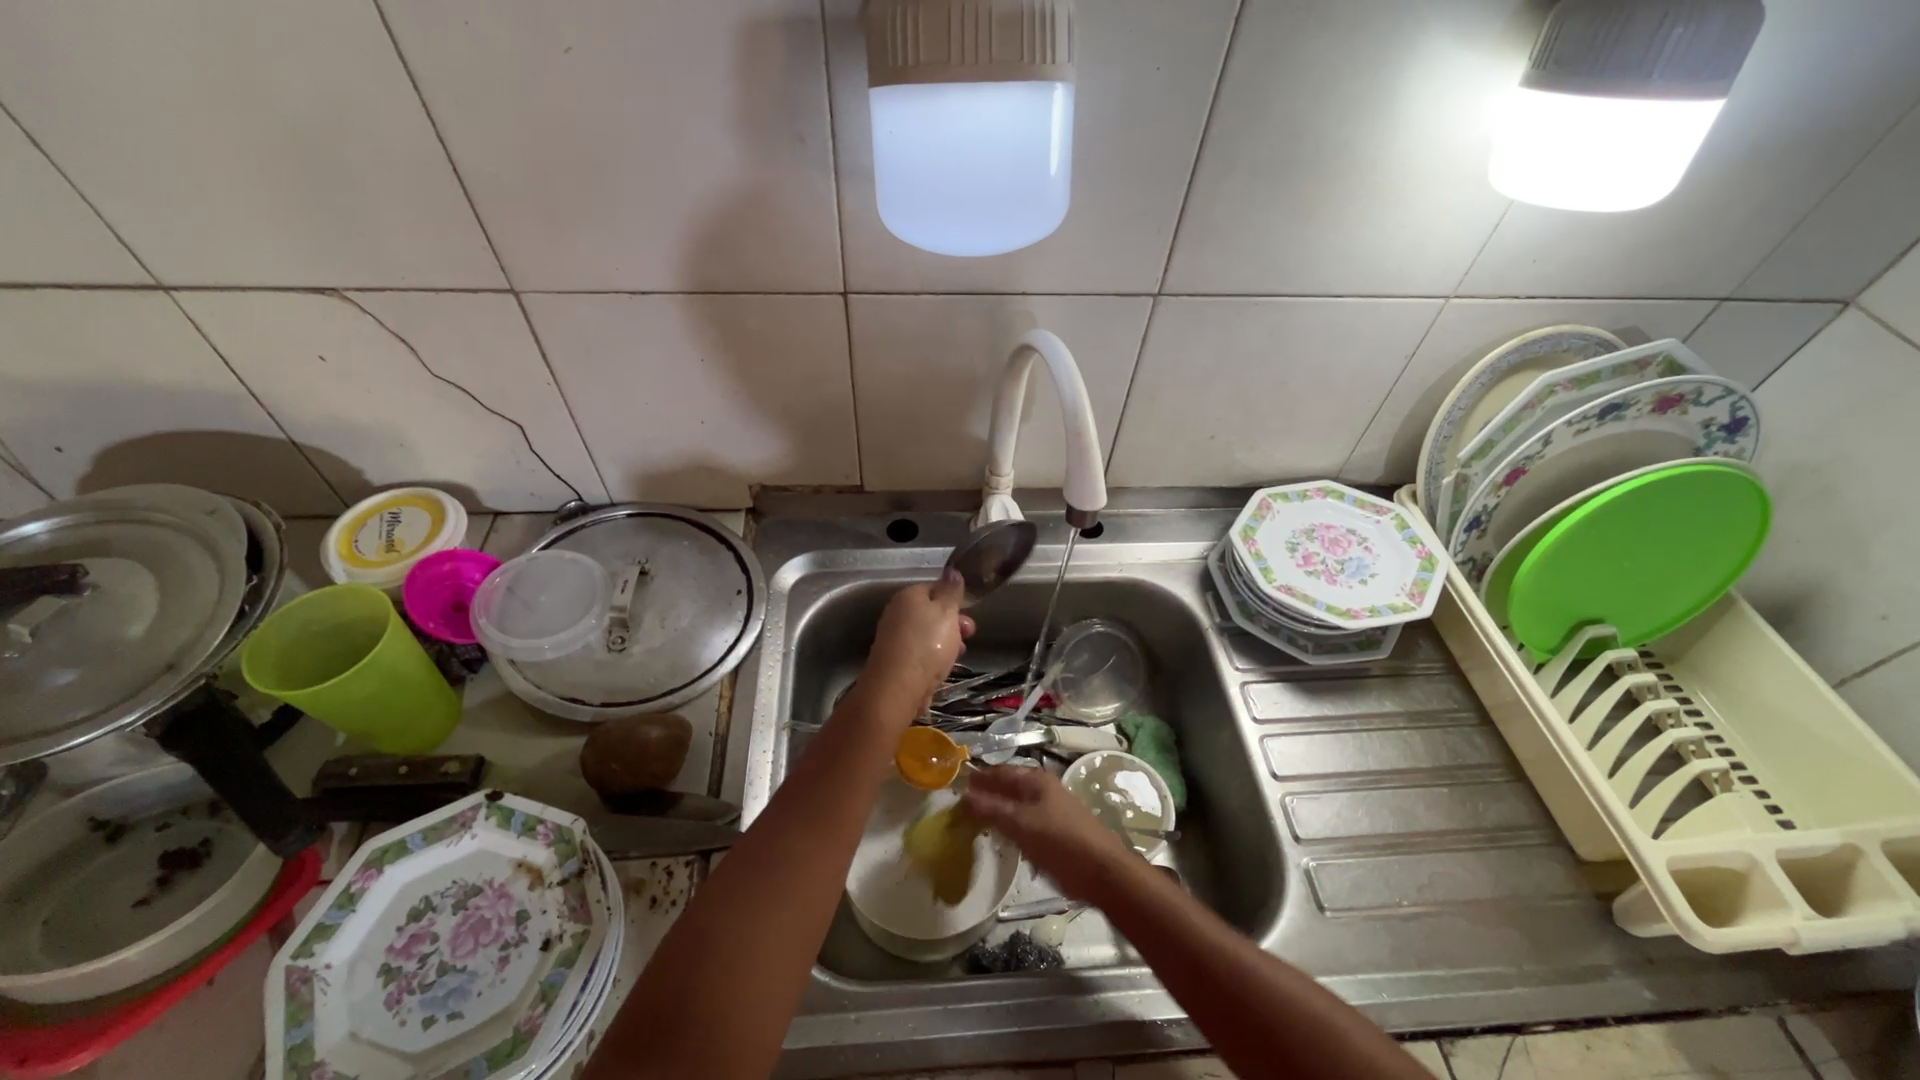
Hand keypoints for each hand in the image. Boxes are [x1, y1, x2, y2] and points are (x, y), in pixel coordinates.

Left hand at [861, 570, 974, 709]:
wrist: (897, 687)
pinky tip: (942, 670)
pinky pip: (921, 654)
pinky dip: (933, 660)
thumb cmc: (927, 645)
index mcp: (908, 596)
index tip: (968, 615)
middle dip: (953, 625)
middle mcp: (897, 613)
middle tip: (968, 636)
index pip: (935, 588)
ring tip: (957, 657)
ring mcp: (895, 638)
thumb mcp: (946, 612)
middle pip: (931, 613)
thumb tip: (951, 570)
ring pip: (928, 636)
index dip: (954, 601)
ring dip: (946, 644)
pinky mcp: (896, 661)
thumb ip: (951, 590)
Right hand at [961, 765, 1136, 902]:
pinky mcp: (1053, 834)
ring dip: (996, 814)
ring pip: (1015, 808)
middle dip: (985, 796)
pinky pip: (1024, 826)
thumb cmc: (1060, 840)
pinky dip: (1010, 830)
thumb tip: (963, 796)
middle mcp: (1043, 790)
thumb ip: (991, 809)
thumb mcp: (1020, 823)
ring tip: (973, 824)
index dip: (979, 778)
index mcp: (1036, 780)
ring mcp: (1049, 812)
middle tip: (959, 808)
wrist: (1101, 870)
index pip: (1000, 772)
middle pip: (1008, 788)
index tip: (955, 786)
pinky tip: (999, 840)